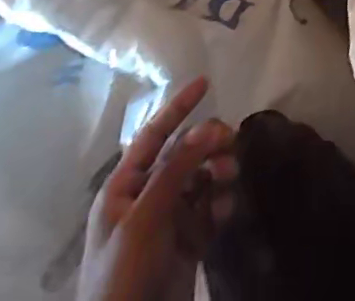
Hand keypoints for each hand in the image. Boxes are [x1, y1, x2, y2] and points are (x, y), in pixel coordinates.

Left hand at [77, 77, 236, 300]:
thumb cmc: (123, 273)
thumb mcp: (145, 219)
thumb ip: (177, 171)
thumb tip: (207, 126)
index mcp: (125, 188)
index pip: (153, 136)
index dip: (178, 108)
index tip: (206, 81)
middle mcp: (148, 196)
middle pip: (186, 153)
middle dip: (209, 145)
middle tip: (231, 144)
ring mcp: (171, 217)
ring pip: (205, 177)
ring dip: (220, 173)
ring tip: (230, 181)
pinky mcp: (191, 238)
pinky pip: (213, 206)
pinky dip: (222, 204)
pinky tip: (225, 213)